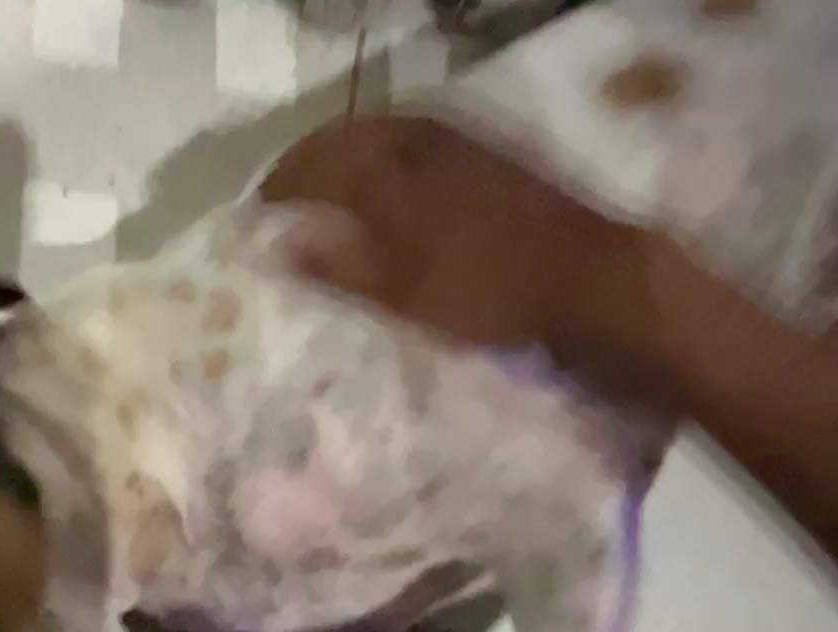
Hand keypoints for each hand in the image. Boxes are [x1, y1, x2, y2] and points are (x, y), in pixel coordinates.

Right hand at [256, 110, 666, 381]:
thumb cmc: (485, 294)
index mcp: (387, 178)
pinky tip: (378, 168)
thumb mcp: (403, 297)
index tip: (254, 212)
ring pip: (375, 127)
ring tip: (320, 177)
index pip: (313, 170)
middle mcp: (414, 142)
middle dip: (303, 160)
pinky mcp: (478, 143)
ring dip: (339, 147)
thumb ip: (339, 269)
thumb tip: (281, 248)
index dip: (278, 190)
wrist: (583, 273)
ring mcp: (450, 136)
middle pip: (340, 137)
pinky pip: (408, 129)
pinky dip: (377, 144)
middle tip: (279, 191)